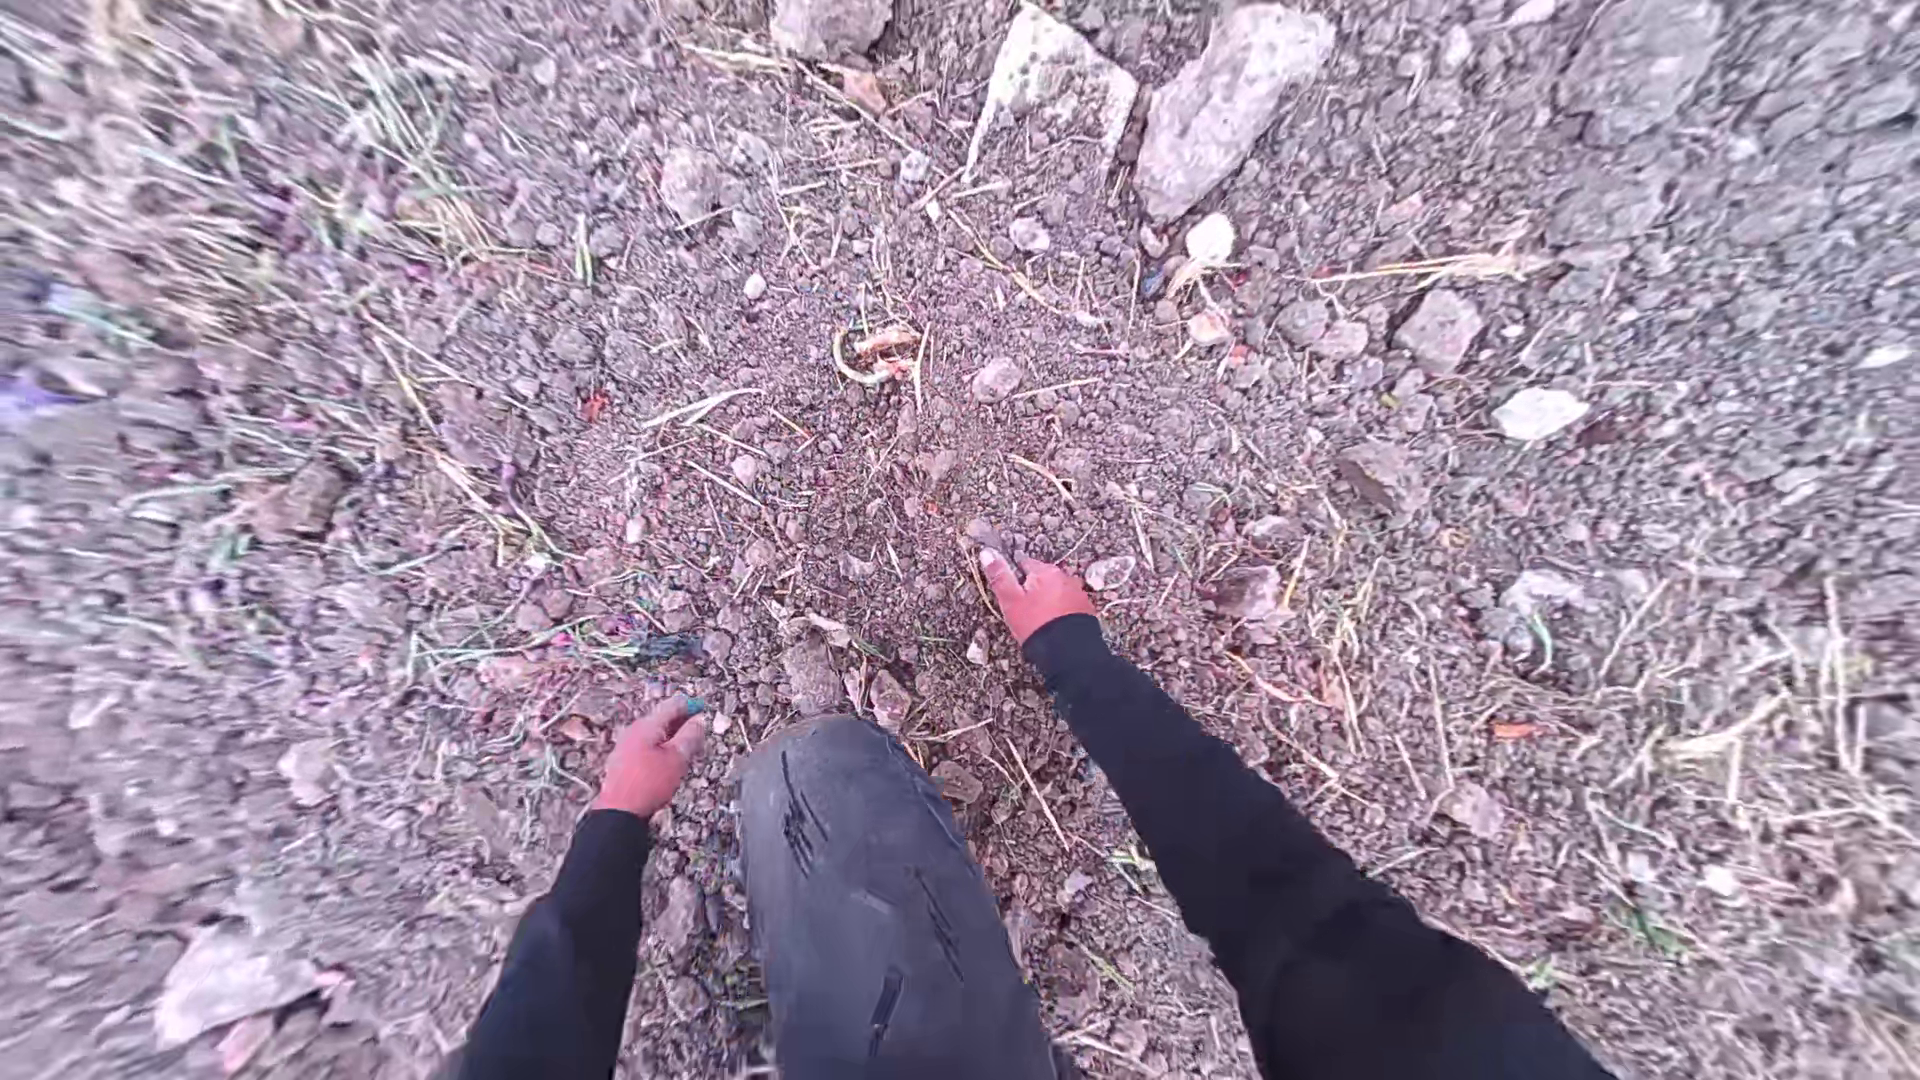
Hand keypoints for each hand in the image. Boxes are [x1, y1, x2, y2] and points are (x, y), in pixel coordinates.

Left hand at [591, 694, 707, 818]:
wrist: (618, 814)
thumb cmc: (648, 785)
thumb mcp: (678, 758)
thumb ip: (691, 735)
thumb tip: (699, 720)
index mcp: (647, 725)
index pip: (674, 705)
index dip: (692, 706)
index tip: (704, 711)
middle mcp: (634, 731)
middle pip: (664, 718)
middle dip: (683, 723)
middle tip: (699, 732)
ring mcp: (626, 745)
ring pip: (656, 733)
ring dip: (674, 737)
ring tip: (688, 749)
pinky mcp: (624, 761)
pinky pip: (647, 745)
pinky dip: (662, 747)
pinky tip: (670, 761)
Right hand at [981, 548, 1097, 644]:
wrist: (1068, 652)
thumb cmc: (1037, 625)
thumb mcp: (1011, 601)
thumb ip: (999, 576)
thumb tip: (987, 554)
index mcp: (1045, 571)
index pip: (1024, 564)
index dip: (1014, 579)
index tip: (1011, 593)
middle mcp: (1065, 577)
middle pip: (1042, 578)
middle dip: (1033, 590)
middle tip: (1023, 611)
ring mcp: (1078, 593)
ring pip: (1056, 592)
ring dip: (1048, 601)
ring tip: (1039, 621)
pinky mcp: (1086, 610)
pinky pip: (1068, 605)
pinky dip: (1061, 612)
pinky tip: (1053, 625)